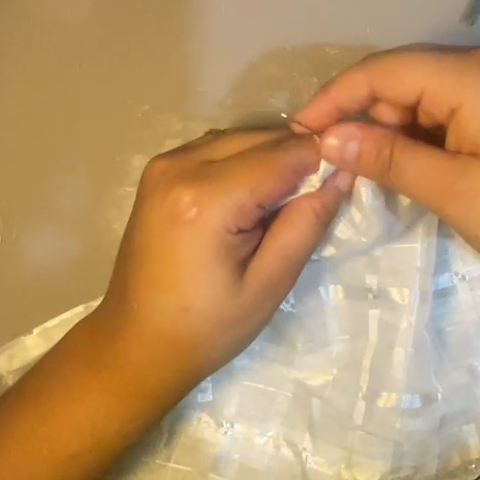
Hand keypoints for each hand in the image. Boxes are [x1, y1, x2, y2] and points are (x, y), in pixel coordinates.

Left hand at [91, 129, 348, 390]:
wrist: (136, 343)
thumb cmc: (206, 327)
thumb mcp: (269, 285)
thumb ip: (306, 224)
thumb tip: (342, 175)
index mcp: (207, 199)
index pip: (285, 153)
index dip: (321, 163)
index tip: (342, 185)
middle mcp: (180, 166)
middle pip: (262, 137)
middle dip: (296, 159)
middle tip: (315, 200)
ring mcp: (164, 164)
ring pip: (241, 137)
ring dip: (270, 158)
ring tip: (283, 204)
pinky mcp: (159, 171)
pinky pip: (217, 147)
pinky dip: (244, 161)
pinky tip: (251, 198)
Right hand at [292, 45, 479, 295]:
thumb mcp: (454, 193)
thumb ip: (389, 159)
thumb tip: (328, 137)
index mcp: (473, 77)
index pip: (383, 71)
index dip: (334, 98)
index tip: (299, 134)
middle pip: (403, 79)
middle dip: (365, 118)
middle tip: (338, 168)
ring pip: (424, 96)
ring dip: (394, 132)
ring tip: (375, 177)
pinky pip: (450, 110)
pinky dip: (424, 137)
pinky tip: (415, 170)